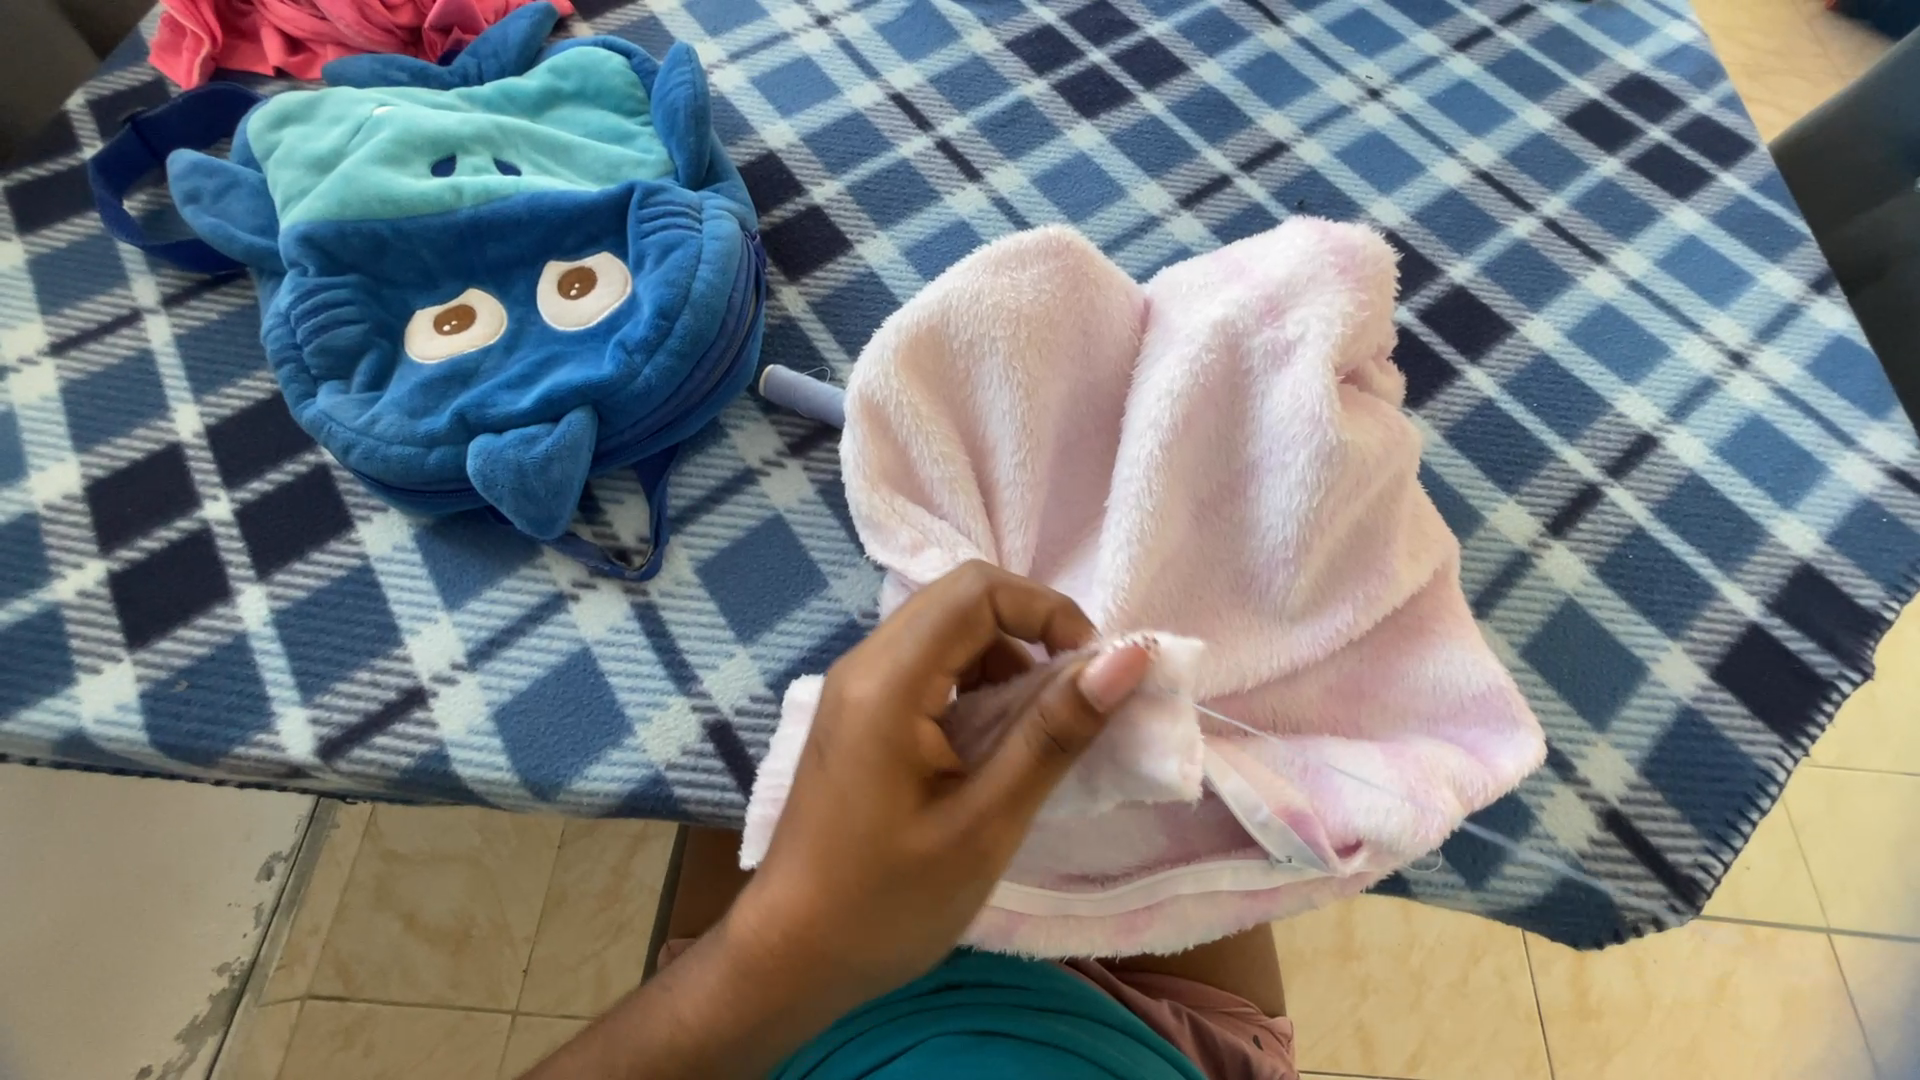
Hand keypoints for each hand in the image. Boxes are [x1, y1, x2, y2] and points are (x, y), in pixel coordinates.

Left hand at [723, 561, 1150, 1006]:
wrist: (790, 958)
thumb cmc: (886, 903)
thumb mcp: (985, 823)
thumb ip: (1053, 732)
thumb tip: (1125, 660)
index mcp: (888, 681)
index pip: (977, 591)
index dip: (1047, 611)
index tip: (1092, 672)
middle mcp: (867, 663)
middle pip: (962, 600)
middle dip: (1032, 632)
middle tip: (1075, 697)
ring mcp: (859, 686)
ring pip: (950, 632)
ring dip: (1007, 663)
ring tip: (1036, 733)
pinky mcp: (863, 712)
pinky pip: (932, 667)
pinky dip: (979, 687)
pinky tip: (995, 747)